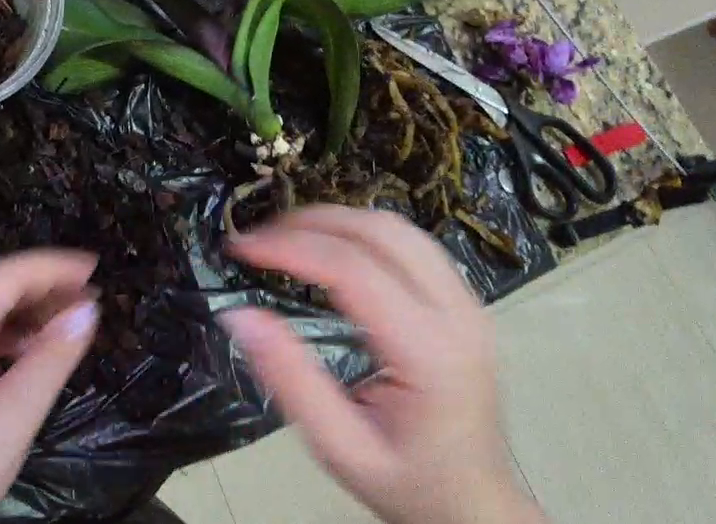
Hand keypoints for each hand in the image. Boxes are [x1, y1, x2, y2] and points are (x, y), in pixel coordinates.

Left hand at [0, 250, 99, 523]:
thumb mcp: (11, 419)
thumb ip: (50, 360)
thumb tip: (86, 312)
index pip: (7, 274)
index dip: (53, 268)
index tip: (94, 270)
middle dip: (39, 284)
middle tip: (84, 297)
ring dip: (22, 308)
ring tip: (63, 327)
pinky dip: (2, 332)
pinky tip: (27, 356)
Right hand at [219, 207, 544, 523]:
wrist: (477, 508)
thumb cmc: (407, 482)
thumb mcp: (339, 447)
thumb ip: (290, 380)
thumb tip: (238, 315)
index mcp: (429, 352)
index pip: (353, 270)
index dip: (291, 246)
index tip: (241, 247)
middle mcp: (458, 315)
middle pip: (379, 232)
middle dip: (310, 222)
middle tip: (259, 238)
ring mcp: (469, 302)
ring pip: (397, 227)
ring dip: (336, 220)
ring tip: (286, 237)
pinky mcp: (464, 300)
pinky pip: (410, 241)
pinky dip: (360, 231)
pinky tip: (329, 248)